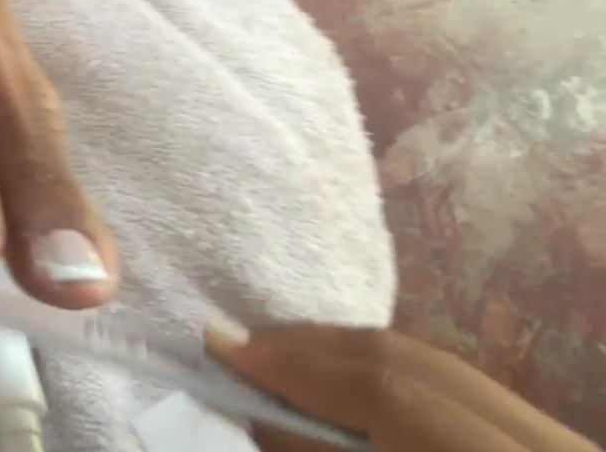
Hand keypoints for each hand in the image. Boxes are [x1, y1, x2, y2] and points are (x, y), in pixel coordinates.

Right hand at [209, 324, 599, 451]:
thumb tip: (257, 409)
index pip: (390, 394)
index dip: (296, 366)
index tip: (222, 351)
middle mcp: (552, 450)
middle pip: (410, 361)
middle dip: (312, 347)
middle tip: (241, 348)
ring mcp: (567, 445)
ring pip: (436, 363)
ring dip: (344, 354)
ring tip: (281, 358)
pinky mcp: (557, 444)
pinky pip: (459, 385)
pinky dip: (389, 373)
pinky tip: (342, 379)